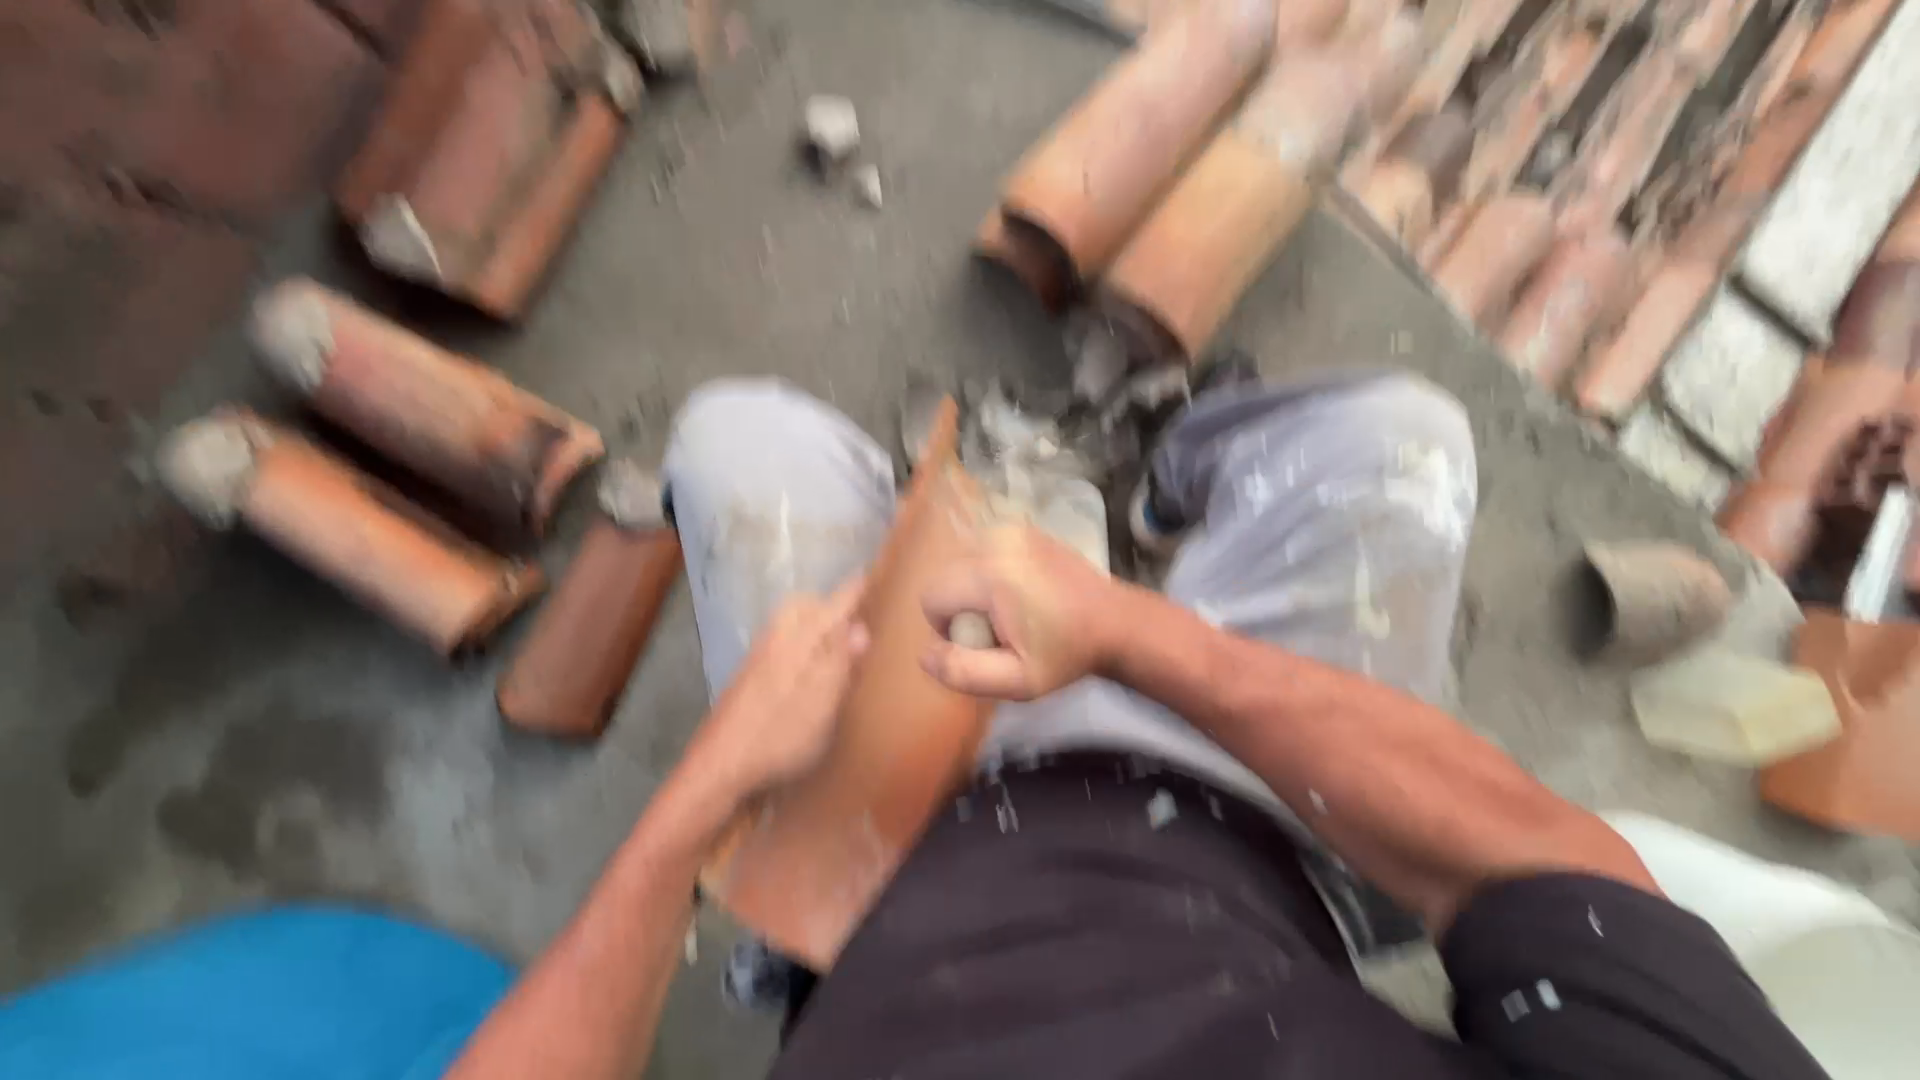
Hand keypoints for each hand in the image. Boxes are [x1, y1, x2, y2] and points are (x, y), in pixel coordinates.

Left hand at [684, 578, 869, 801]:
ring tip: (834, 644)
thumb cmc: (779, 736)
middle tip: (852, 618)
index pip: (833, 605)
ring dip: (811, 623)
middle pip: (801, 606)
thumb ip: (840, 663)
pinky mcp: (749, 680)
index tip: (871, 571)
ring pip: (788, 625)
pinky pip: (780, 644)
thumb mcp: (821, 704)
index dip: (854, 590)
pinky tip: (806, 672)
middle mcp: (776, 641)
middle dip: (826, 604)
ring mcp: (758, 660)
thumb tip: (860, 626)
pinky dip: (799, 644)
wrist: (719, 767)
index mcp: (798, 642)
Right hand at [919, 525, 1121, 700]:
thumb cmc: (1066, 655)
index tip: (985, 642)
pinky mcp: (1024, 529)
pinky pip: (984, 552)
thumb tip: (924, 654)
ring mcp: (1012, 531)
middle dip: (963, 607)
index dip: (949, 627)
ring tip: (1015, 611)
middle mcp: (996, 542)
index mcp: (989, 575)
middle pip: (946, 578)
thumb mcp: (1016, 681)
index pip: (932, 597)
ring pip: (963, 564)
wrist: (1116, 623)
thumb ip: (963, 672)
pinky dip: (993, 573)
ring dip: (976, 590)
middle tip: (1003, 629)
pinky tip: (1025, 594)